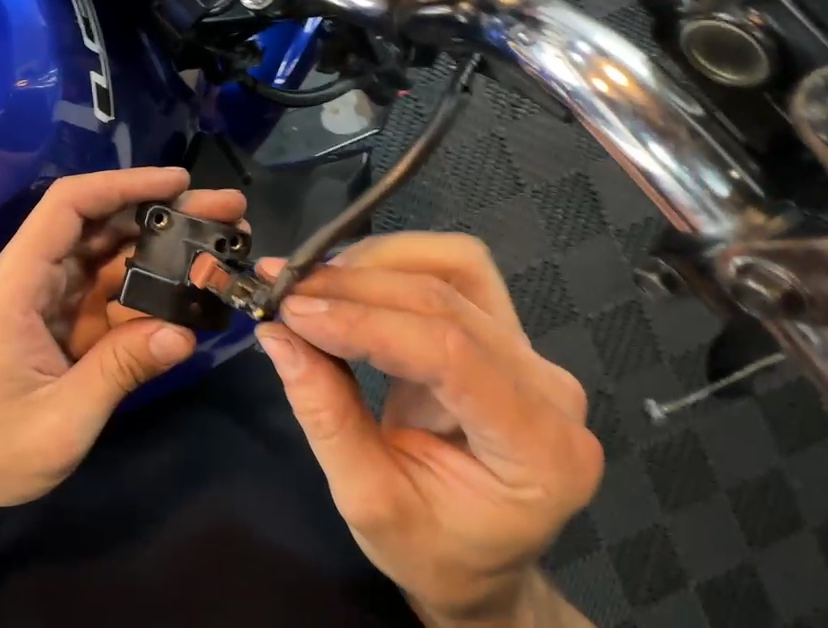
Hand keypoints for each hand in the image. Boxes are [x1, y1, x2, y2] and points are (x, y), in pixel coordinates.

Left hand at [0, 167, 246, 517]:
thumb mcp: (61, 418)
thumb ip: (121, 370)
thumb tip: (186, 333)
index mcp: (18, 284)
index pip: (68, 207)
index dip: (122, 185)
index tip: (179, 184)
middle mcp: (32, 281)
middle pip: (98, 227)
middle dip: (160, 216)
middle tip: (227, 213)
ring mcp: (47, 304)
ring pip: (108, 261)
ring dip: (161, 253)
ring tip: (221, 248)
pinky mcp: (59, 329)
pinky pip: (107, 299)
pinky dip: (147, 295)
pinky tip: (189, 297)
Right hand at [255, 234, 602, 626]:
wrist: (478, 565)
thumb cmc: (431, 550)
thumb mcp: (368, 502)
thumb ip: (327, 417)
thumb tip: (277, 336)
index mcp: (538, 451)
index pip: (450, 354)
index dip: (365, 323)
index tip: (291, 311)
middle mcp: (549, 390)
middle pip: (448, 301)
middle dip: (353, 287)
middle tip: (279, 287)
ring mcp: (532, 354)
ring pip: (457, 266)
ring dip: (375, 261)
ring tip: (309, 279)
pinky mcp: (505, 332)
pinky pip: (455, 269)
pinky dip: (393, 262)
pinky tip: (346, 278)